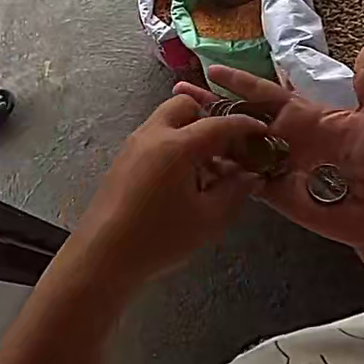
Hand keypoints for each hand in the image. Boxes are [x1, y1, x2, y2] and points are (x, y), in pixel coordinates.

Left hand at [66, 95, 269, 286]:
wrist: (102, 257)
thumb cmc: (159, 239)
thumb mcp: (209, 219)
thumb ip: (235, 191)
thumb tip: (251, 175)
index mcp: (177, 146)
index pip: (219, 124)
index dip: (244, 126)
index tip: (261, 132)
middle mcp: (153, 135)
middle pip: (185, 106)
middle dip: (209, 119)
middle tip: (226, 147)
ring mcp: (133, 145)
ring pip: (167, 120)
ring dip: (190, 132)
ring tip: (207, 167)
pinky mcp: (122, 160)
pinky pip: (154, 137)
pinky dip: (173, 144)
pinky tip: (183, 178)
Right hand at [178, 42, 363, 255]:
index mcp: (307, 116)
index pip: (265, 94)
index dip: (240, 82)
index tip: (213, 68)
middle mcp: (287, 138)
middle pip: (241, 117)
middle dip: (212, 104)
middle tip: (180, 93)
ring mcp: (279, 166)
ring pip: (237, 146)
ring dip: (210, 135)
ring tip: (177, 125)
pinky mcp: (276, 194)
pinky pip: (244, 180)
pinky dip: (223, 171)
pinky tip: (197, 162)